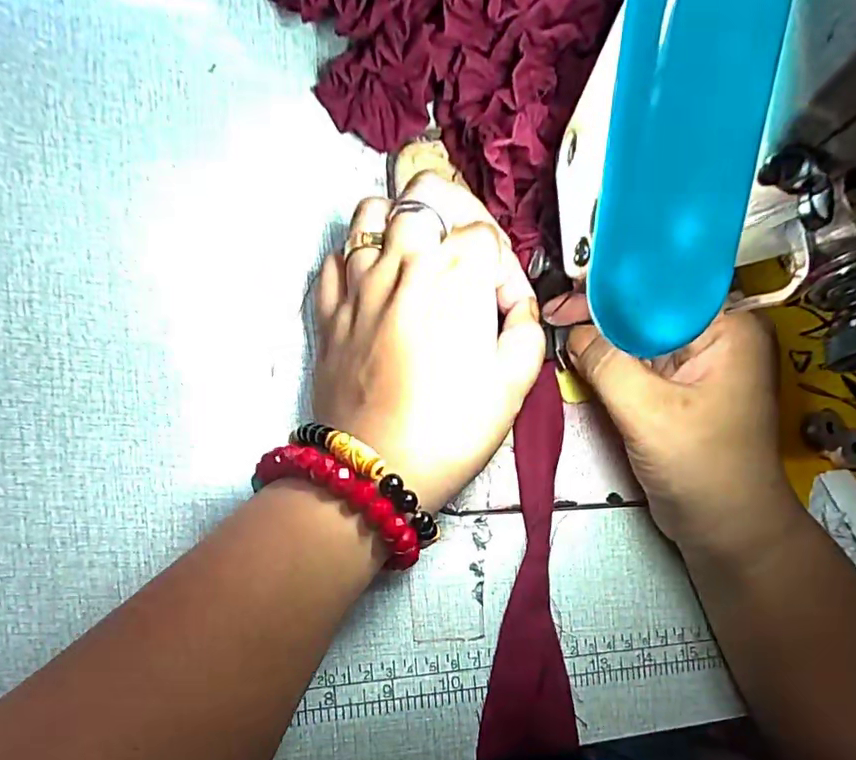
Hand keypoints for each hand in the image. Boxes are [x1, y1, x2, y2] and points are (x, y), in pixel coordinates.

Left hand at [311, 172, 544, 507]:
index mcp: (457, 273)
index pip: (486, 233)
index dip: (502, 267)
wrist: (377, 467)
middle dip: (451, 215)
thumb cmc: (450, 429)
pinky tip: (374, 286)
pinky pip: (335, 259)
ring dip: (396, 222)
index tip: (503, 308)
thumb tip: (515, 307)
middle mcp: (403, 262)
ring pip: (369, 212)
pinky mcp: (329, 312)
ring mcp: (358, 284)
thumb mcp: (515, 383)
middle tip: (461, 258)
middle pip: (424, 195)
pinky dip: (356, 259)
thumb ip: (526, 327)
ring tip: (414, 258)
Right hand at [564, 311, 803, 559]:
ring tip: (564, 333)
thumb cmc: (709, 474)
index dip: (612, 285)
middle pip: (650, 309)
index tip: (570, 289)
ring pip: (641, 338)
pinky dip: (613, 364)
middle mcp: (717, 340)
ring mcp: (698, 367)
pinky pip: (642, 366)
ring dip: (604, 339)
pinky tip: (586, 360)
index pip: (663, 287)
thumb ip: (607, 365)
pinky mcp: (680, 392)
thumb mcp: (649, 413)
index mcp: (728, 330)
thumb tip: (575, 333)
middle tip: (557, 313)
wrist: (725, 527)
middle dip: (601, 312)